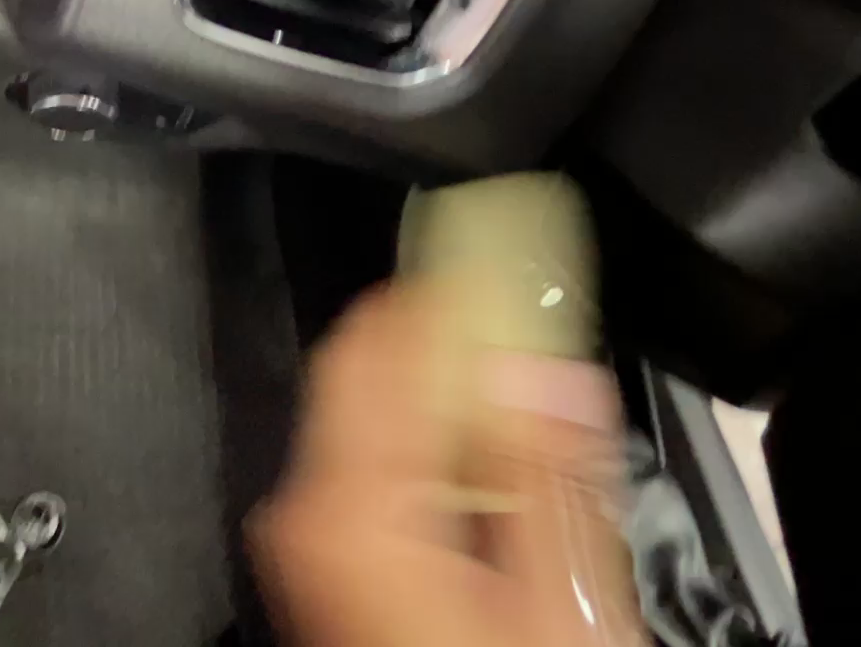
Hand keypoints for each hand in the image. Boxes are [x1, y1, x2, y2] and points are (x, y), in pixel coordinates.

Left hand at [249, 285, 641, 646]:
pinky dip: (414, 428)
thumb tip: (537, 365)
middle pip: (359, 369)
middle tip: (506, 306)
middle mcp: (306, 505)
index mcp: (353, 503)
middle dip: (431, 332)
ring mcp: (305, 527)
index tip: (487, 255)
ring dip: (427, 380)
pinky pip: (360, 450)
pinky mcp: (320, 545)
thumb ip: (542, 473)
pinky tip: (471, 442)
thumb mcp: (555, 604)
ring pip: (359, 406)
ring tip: (502, 370)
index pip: (377, 346)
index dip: (434, 291)